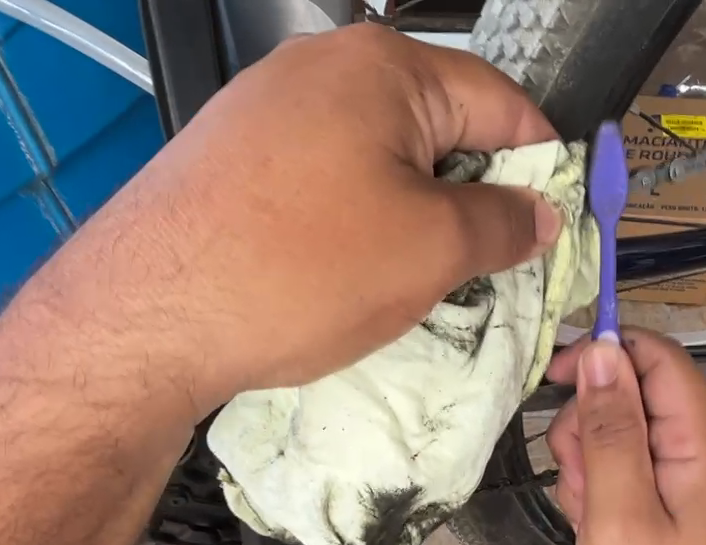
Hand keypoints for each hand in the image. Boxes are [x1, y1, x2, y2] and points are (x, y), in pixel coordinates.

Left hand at [13, 24, 561, 409]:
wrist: (151, 315)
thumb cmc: (303, 270)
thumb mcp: (429, 249)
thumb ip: (501, 224)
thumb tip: (541, 215)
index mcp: (386, 67)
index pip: (503, 103)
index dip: (541, 167)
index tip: (553, 229)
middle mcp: (326, 70)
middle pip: (440, 130)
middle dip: (476, 199)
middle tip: (491, 270)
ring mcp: (274, 112)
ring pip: (386, 164)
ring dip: (420, 220)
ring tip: (424, 284)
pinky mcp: (242, 162)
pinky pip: (334, 186)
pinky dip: (365, 226)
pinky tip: (358, 276)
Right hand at [546, 332, 705, 544]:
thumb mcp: (618, 512)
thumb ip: (610, 430)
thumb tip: (601, 352)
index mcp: (705, 444)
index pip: (660, 358)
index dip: (606, 354)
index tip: (554, 376)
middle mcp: (701, 446)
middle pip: (632, 390)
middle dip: (589, 426)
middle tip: (581, 480)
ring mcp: (681, 469)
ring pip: (615, 425)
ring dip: (586, 460)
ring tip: (589, 512)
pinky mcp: (662, 489)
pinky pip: (616, 460)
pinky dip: (593, 484)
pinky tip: (594, 521)